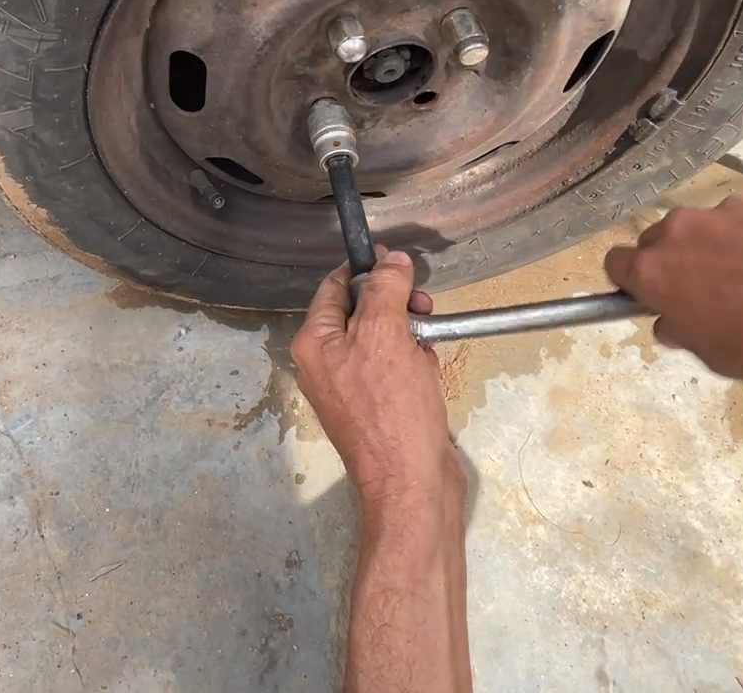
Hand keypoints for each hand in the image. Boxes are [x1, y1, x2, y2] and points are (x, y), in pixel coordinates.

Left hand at [292, 248, 462, 510]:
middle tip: (423, 305)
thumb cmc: (393, 407)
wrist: (413, 483)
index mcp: (314, 343)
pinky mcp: (377, 405)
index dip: (365, 269)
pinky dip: (414, 362)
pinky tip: (428, 371)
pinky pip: (394, 367)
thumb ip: (386, 291)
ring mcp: (350, 386)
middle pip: (361, 311)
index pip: (334, 287)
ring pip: (383, 339)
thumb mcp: (387, 335)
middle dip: (394, 305)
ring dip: (409, 335)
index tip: (396, 259)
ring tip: (427, 346)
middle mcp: (325, 363)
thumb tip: (392, 260)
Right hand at [603, 192, 742, 396]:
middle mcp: (680, 231)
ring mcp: (729, 210)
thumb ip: (685, 331)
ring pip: (710, 227)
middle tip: (719, 294)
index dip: (635, 282)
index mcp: (654, 270)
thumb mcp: (721, 358)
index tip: (659, 298)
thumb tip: (675, 321)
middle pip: (661, 240)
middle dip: (679, 262)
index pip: (616, 264)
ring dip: (724, 246)